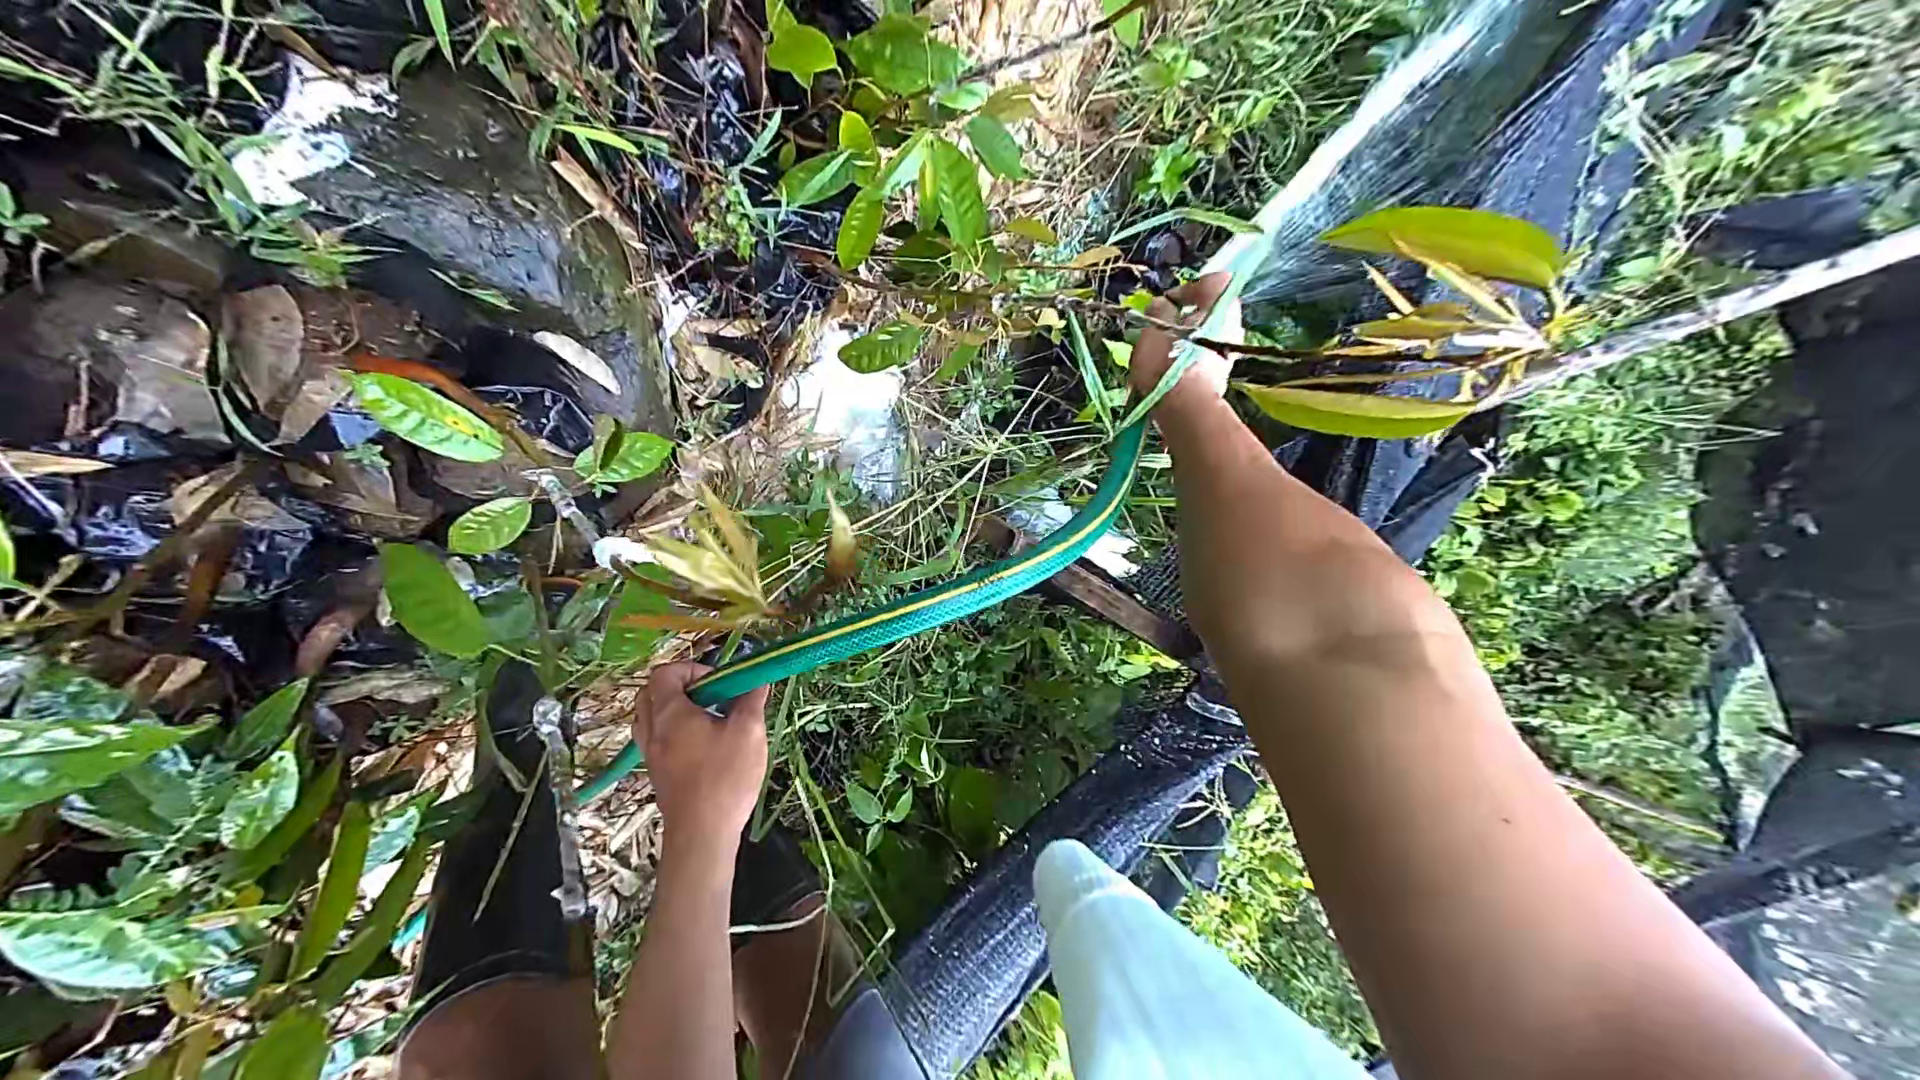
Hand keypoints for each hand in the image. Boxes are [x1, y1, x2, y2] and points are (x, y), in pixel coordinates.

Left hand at [632, 662, 769, 850]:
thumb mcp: (749, 732)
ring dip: (674, 707)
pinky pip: (655, 736)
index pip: (665, 673)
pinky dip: (673, 728)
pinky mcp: (656, 771)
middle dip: (681, 685)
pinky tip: (702, 741)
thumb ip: (752, 699)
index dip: (692, 668)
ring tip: (706, 716)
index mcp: (670, 714)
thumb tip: (757, 679)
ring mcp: (650, 753)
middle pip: (651, 692)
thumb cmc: (725, 778)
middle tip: (711, 695)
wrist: (702, 834)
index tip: (719, 682)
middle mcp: (652, 730)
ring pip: (650, 715)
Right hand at [1128, 272, 1239, 414]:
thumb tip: (1165, 305)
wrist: (1183, 408)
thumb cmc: (1167, 361)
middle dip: (1184, 317)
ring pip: (1205, 336)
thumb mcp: (1153, 326)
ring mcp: (1228, 352)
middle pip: (1208, 311)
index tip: (1168, 303)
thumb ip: (1160, 308)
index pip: (1213, 280)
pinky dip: (1187, 359)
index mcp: (1221, 306)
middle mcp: (1232, 325)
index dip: (1188, 287)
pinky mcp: (1220, 375)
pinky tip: (1167, 372)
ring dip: (1184, 340)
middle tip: (1160, 329)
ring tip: (1160, 355)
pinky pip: (1202, 357)